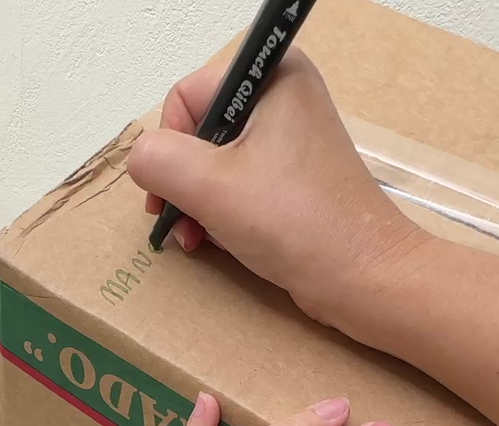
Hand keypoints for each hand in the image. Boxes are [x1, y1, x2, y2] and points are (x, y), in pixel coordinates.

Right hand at [127, 50, 429, 332]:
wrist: (358, 275)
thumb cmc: (295, 224)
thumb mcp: (212, 187)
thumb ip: (159, 161)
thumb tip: (140, 159)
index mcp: (271, 77)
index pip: (186, 97)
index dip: (168, 148)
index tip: (169, 194)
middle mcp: (282, 98)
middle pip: (197, 133)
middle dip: (182, 184)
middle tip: (181, 223)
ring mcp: (288, 140)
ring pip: (213, 165)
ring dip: (195, 205)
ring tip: (198, 238)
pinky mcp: (291, 178)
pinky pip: (236, 186)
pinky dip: (219, 214)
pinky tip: (219, 240)